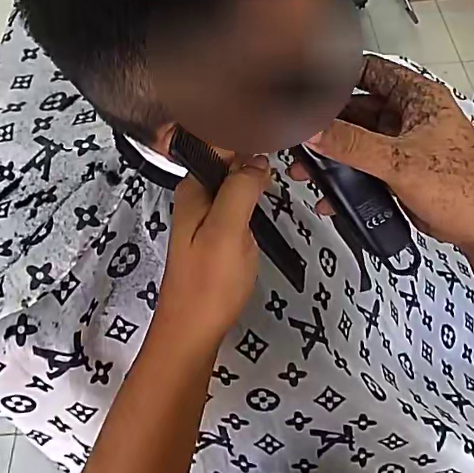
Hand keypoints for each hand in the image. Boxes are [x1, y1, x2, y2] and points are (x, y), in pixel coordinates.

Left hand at [156, 155, 271, 346]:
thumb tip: (258, 159)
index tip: (273, 142)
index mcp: (193, 190)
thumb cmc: (207, 287)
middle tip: (280, 165)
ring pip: (233, 184)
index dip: (247, 139)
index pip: (219, 144)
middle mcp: (195, 199)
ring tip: (276, 182)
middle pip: (227, 161)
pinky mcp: (215, 235)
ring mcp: (204, 217)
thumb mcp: (228, 231)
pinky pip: (236, 206)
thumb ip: (241, 189)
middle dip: (253, 158)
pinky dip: (252, 203)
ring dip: (254, 181)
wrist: (193, 333)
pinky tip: (263, 208)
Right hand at [297, 56, 473, 250]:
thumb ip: (352, 145)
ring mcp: (406, 145)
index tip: (308, 83)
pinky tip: (331, 192)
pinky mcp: (403, 172)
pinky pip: (366, 166)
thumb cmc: (471, 189)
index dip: (338, 74)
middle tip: (300, 132)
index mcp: (419, 97)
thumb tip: (315, 130)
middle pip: (358, 108)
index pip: (370, 70)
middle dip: (328, 122)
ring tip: (307, 165)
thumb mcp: (400, 162)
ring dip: (334, 152)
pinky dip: (347, 176)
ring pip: (360, 140)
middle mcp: (412, 116)